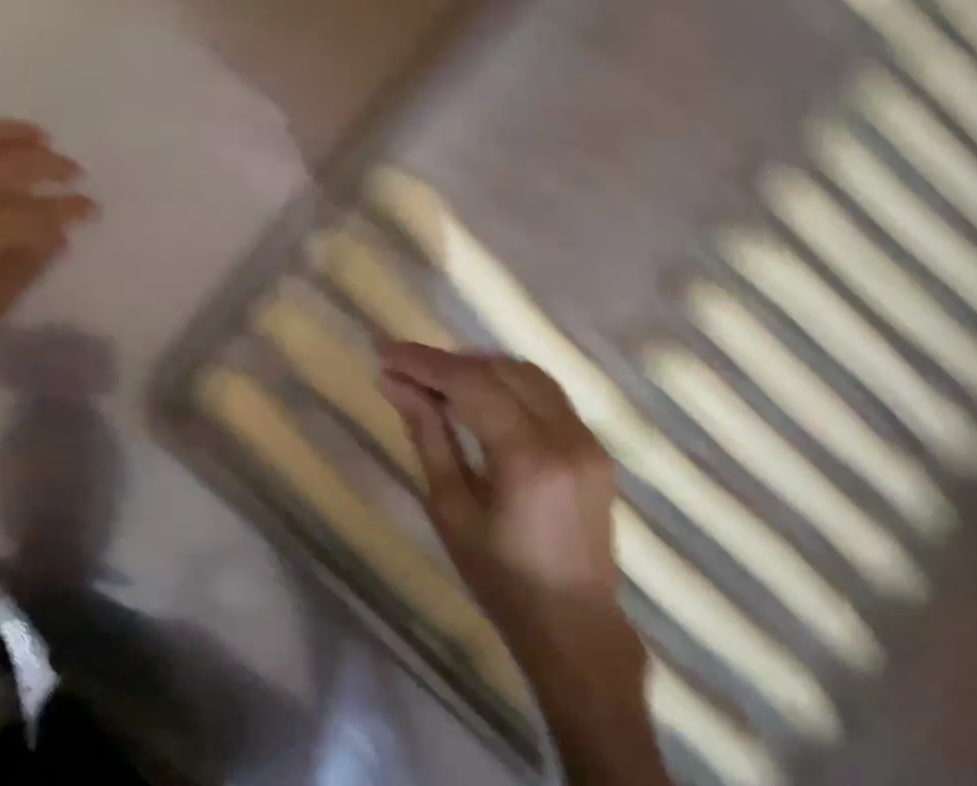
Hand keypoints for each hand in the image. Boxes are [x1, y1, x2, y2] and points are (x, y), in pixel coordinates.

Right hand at [378, 344, 620, 608]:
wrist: (573, 624)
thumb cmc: (499, 577)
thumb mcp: (450, 508)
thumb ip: (427, 436)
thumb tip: (395, 384)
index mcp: (528, 459)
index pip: (472, 384)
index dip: (424, 362)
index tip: (383, 350)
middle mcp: (566, 438)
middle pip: (501, 370)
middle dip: (448, 361)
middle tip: (402, 367)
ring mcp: (587, 441)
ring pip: (528, 375)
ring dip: (479, 367)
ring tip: (434, 378)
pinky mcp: (594, 448)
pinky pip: (546, 395)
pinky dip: (506, 384)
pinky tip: (475, 397)